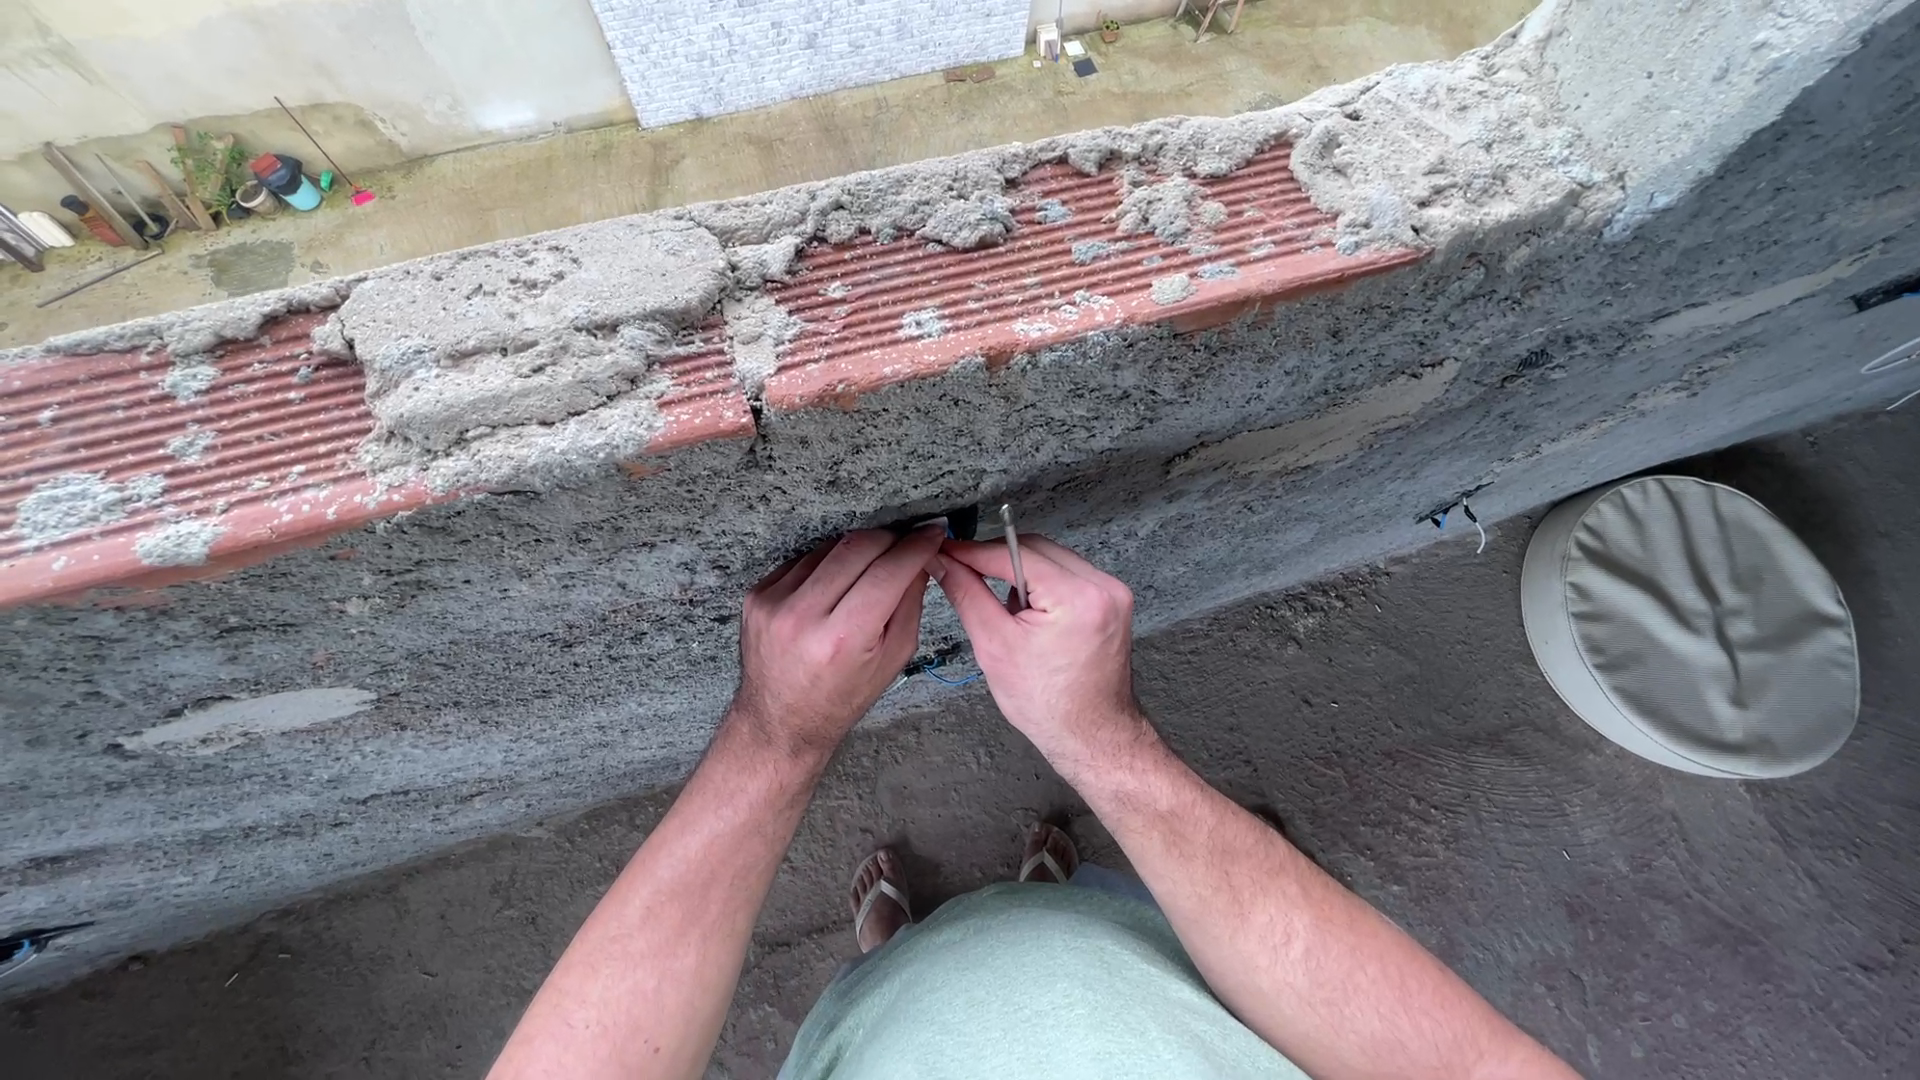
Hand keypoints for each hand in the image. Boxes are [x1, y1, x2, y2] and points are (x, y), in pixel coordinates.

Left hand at [730, 526, 942, 757]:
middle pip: (858, 546)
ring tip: (868, 574)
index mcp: (842, 639)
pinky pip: (805, 559)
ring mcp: (774, 603)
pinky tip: (836, 586)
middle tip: (906, 545)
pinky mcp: (758, 595)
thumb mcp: (893, 658)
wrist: (780, 721)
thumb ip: (911, 603)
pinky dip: (829, 563)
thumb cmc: (841, 696)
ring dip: (859, 551)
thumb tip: (922, 558)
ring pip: (831, 547)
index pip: (889, 571)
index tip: (932, 533)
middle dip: (890, 539)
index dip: (916, 546)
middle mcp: (803, 617)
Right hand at [934, 536, 1153, 769]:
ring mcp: (1112, 591)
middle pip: (1036, 548)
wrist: (1090, 734)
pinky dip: (1041, 583)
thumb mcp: (994, 646)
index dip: (974, 551)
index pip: (1015, 553)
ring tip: (1007, 611)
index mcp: (1077, 597)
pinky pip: (1067, 573)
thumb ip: (966, 593)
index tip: (946, 550)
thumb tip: (943, 562)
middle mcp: (1102, 587)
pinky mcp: (1112, 599)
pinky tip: (1030, 613)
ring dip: (1020, 572)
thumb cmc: (1048, 704)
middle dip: (997, 559)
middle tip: (963, 572)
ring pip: (1051, 558)